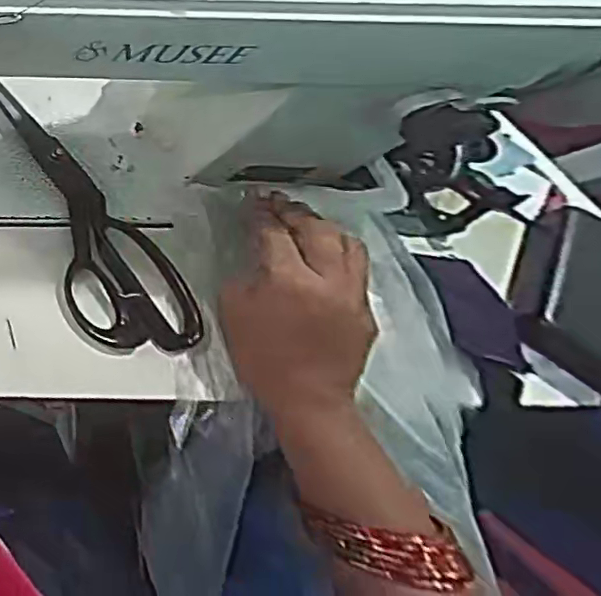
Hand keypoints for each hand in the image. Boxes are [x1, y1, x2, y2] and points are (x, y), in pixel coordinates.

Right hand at [220, 193, 376, 419]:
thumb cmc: (259, 354)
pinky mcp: (366, 310)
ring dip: (323, 226)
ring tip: (303, 220)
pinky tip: (321, 251)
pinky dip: (337, 250)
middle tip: (275, 203)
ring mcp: (353, 297)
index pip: (274, 232)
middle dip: (294, 212)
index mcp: (289, 280)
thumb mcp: (234, 303)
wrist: (306, 397)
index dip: (260, 213)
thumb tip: (257, 253)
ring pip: (347, 244)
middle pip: (316, 229)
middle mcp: (328, 283)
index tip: (252, 203)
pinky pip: (356, 268)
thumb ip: (248, 270)